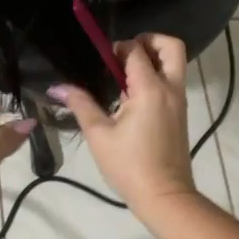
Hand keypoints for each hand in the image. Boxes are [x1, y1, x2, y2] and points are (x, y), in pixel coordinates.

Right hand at [52, 34, 197, 215]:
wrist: (165, 197)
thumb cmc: (129, 165)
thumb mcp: (99, 134)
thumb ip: (80, 104)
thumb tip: (57, 87)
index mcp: (150, 90)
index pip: (136, 51)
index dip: (118, 47)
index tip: (101, 59)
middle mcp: (170, 89)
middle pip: (171, 46)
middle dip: (148, 41)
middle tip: (123, 54)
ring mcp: (179, 101)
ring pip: (175, 63)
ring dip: (152, 59)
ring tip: (124, 75)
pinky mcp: (180, 113)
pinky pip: (172, 81)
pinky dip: (155, 76)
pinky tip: (131, 96)